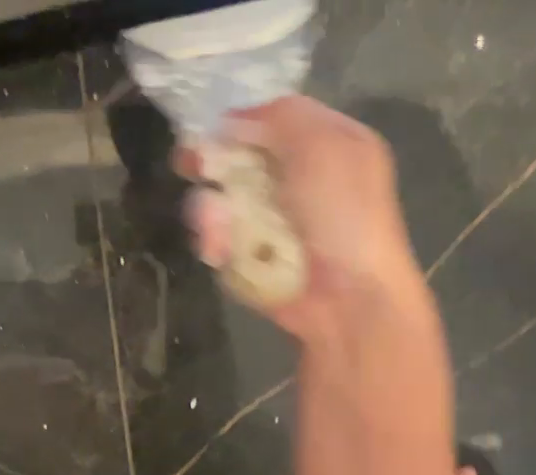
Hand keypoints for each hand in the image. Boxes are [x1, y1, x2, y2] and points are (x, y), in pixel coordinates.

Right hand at [180, 96, 427, 332]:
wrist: (348, 297)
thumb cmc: (345, 214)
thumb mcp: (325, 145)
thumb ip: (282, 117)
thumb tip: (233, 120)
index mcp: (326, 146)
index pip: (272, 121)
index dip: (238, 123)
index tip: (208, 130)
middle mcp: (297, 180)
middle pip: (238, 162)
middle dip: (214, 167)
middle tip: (187, 167)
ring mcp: (271, 222)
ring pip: (221, 202)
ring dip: (210, 212)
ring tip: (215, 229)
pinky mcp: (251, 259)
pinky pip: (219, 241)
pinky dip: (214, 244)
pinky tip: (218, 253)